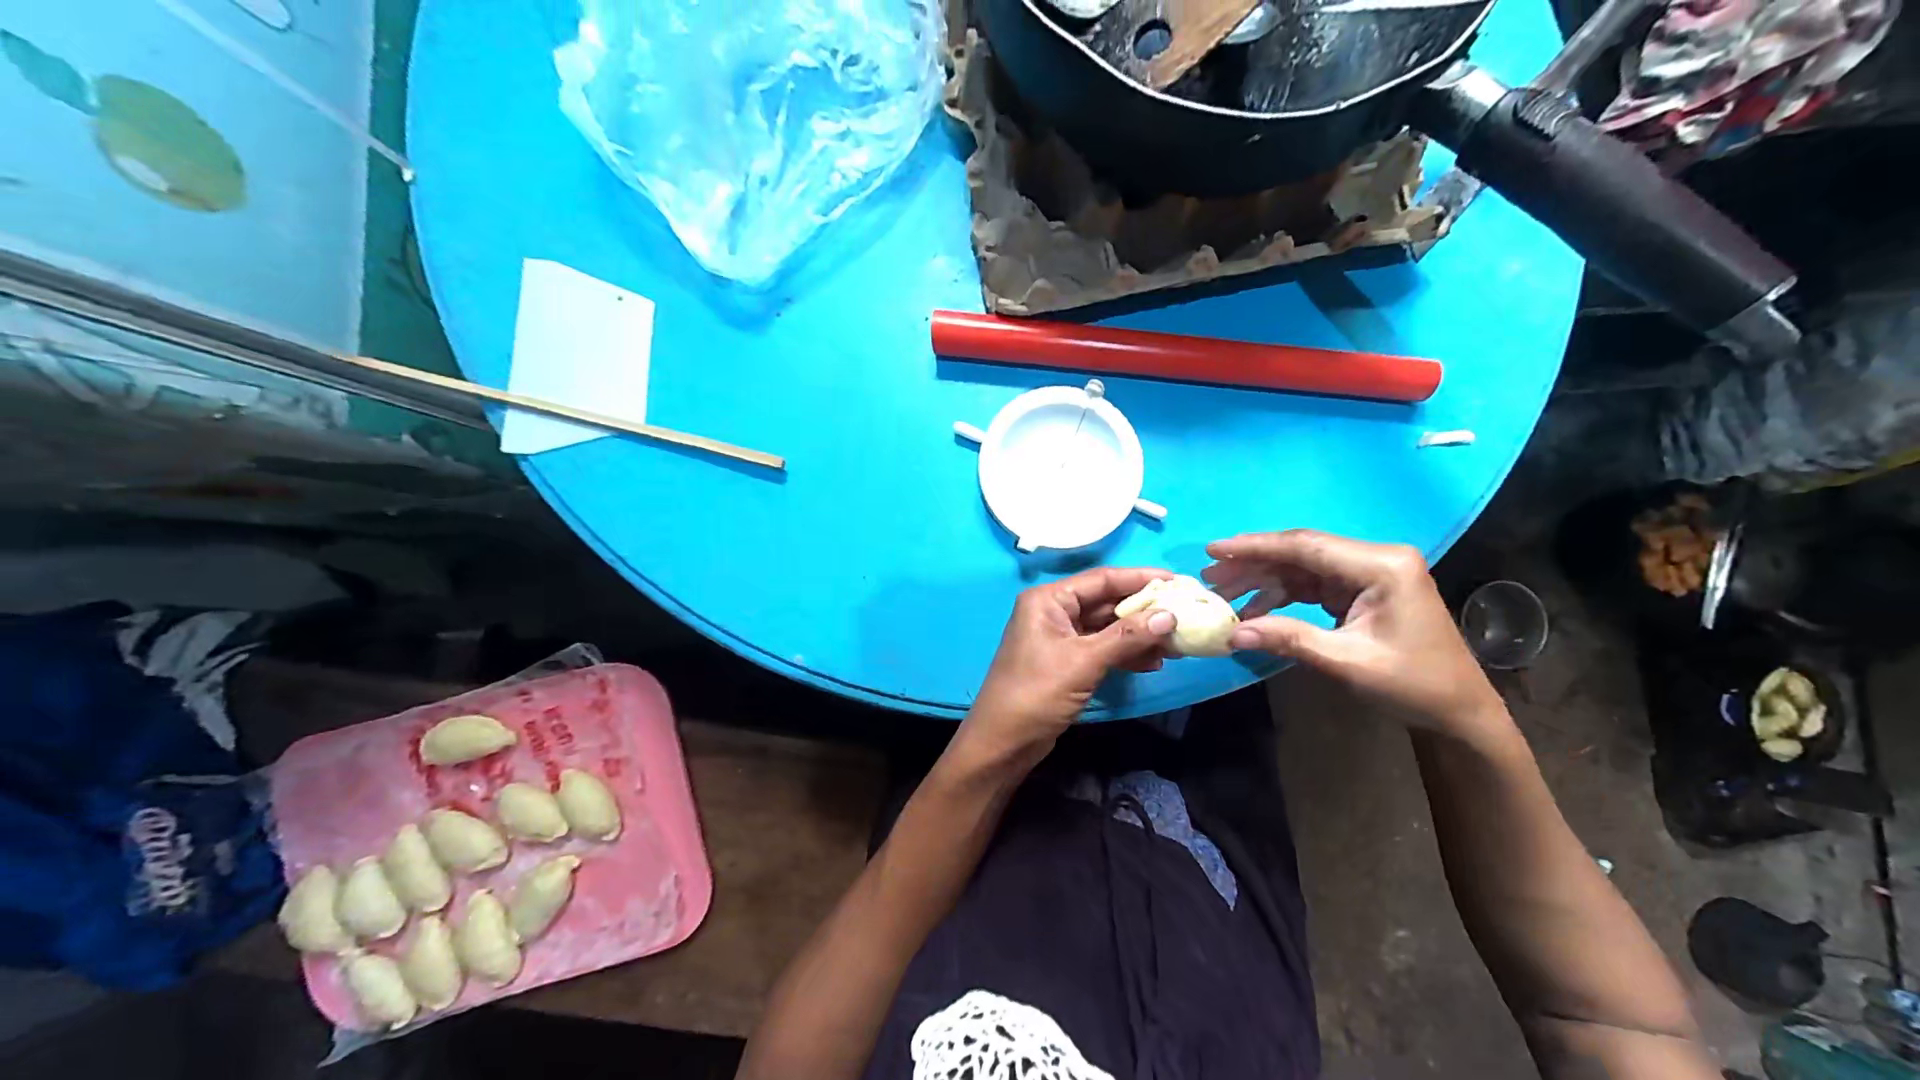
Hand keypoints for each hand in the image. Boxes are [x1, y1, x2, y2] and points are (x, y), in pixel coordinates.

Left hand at [962, 567, 1177, 763]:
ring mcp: (1060, 638)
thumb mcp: (1084, 662)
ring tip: (1177, 644)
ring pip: (1108, 627)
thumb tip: (1170, 615)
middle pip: (1106, 602)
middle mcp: (1053, 612)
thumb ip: (1127, 637)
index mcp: (1048, 600)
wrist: (1003, 742)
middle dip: (1144, 610)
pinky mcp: (1067, 662)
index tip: (1178, 581)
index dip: (1140, 578)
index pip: (1102, 579)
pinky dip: (1126, 654)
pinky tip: (1154, 662)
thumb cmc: (1037, 692)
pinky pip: (1103, 648)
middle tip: (1185, 614)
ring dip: (1140, 635)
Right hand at [1204, 530, 1505, 739]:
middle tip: (1209, 576)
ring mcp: (1369, 574)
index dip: (1255, 546)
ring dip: (1263, 579)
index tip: (1214, 550)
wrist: (1458, 712)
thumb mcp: (1347, 662)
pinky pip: (1311, 585)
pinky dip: (1281, 596)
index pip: (1306, 546)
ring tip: (1222, 591)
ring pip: (1302, 568)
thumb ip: (1288, 639)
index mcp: (1382, 566)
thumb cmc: (1413, 684)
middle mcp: (1376, 559)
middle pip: (1300, 552)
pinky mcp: (1362, 591)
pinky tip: (1254, 609)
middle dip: (1253, 564)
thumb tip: (1232, 633)